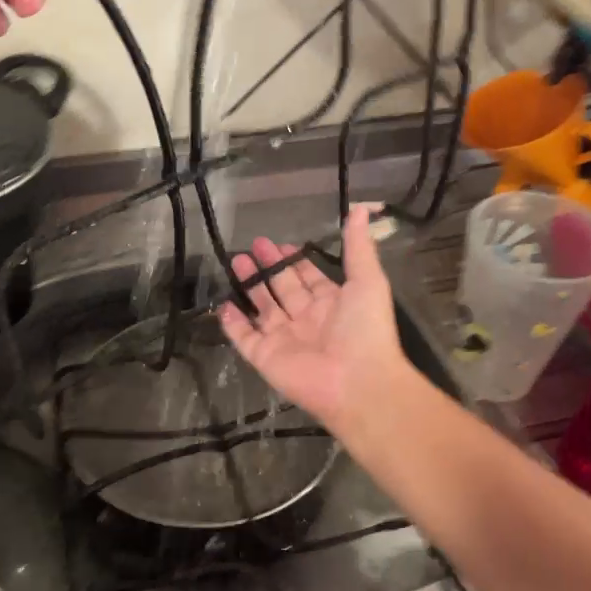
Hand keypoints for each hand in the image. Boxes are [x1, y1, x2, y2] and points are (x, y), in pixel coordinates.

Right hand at [219, 205, 415, 427]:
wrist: (358, 382)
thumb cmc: (366, 329)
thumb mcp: (367, 280)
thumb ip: (358, 247)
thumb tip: (360, 209)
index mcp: (332, 303)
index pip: (309, 277)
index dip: (295, 261)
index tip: (280, 243)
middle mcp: (307, 320)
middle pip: (282, 289)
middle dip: (268, 268)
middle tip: (251, 245)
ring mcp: (284, 340)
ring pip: (262, 310)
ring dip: (250, 287)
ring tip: (235, 262)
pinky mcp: (265, 358)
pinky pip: (245, 338)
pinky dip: (233, 324)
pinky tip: (223, 305)